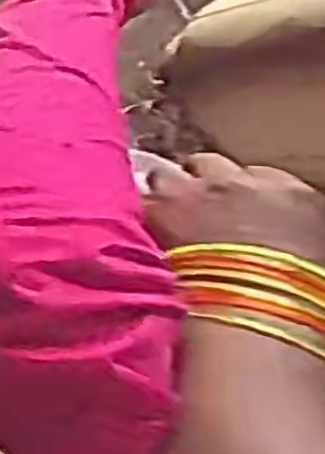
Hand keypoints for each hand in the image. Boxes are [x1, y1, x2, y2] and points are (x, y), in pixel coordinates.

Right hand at [144, 153, 324, 262]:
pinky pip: (282, 180)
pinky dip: (276, 189)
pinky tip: (278, 206)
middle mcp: (207, 183)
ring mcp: (255, 185)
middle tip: (205, 193)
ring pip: (243, 168)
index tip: (164, 195)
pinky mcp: (299, 192)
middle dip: (201, 174)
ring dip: (240, 179)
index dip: (161, 185)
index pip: (154, 176)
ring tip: (244, 198)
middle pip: (200, 163)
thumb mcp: (160, 241)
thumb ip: (158, 215)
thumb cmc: (202, 273)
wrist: (263, 290)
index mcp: (164, 198)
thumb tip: (155, 205)